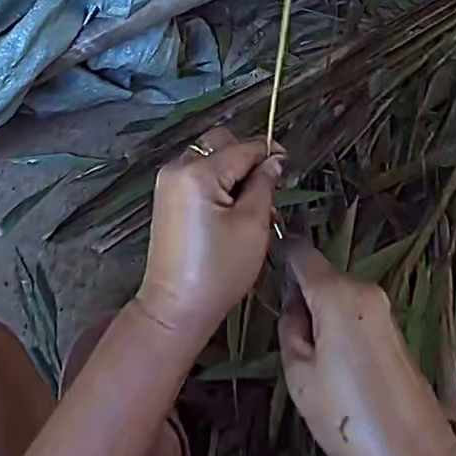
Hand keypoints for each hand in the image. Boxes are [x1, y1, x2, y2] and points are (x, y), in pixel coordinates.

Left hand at [133, 127, 283, 343]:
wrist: (175, 311)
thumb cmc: (219, 270)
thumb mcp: (252, 225)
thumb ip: (264, 184)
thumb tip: (273, 160)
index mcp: (197, 172)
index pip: (241, 148)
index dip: (267, 152)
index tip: (287, 163)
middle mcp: (178, 168)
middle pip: (221, 144)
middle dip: (247, 159)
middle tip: (269, 186)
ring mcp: (169, 182)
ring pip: (210, 158)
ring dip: (234, 172)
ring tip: (254, 205)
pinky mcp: (167, 197)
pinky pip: (198, 175)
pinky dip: (218, 183)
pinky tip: (234, 210)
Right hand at [278, 240, 455, 455]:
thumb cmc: (350, 416)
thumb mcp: (300, 375)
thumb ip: (288, 328)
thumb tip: (293, 305)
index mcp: (338, 293)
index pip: (303, 253)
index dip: (283, 255)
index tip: (268, 269)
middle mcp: (364, 289)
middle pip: (322, 278)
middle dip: (304, 299)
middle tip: (294, 340)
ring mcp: (383, 308)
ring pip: (339, 297)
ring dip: (324, 316)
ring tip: (319, 363)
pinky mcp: (394, 329)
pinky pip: (357, 314)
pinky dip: (342, 329)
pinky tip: (342, 369)